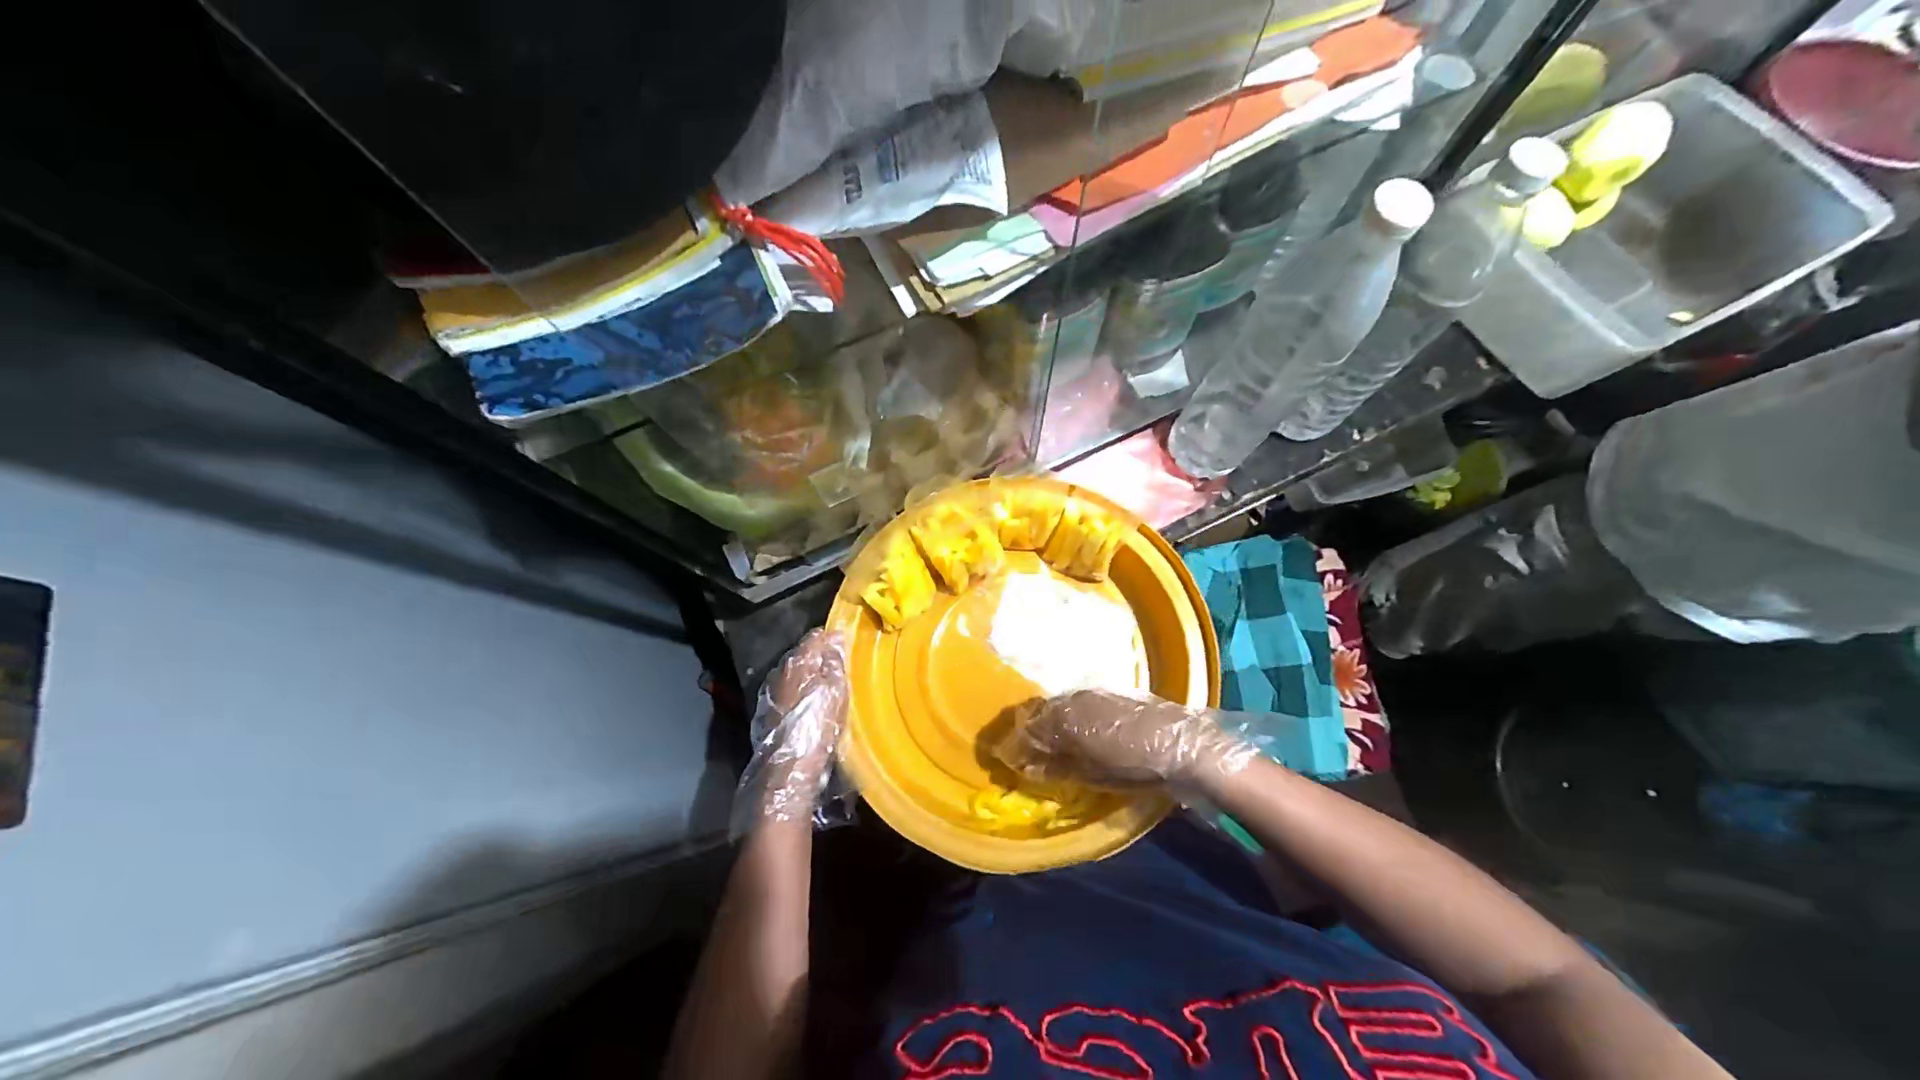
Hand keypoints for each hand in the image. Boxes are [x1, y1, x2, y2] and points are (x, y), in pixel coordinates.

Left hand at [738, 629, 849, 830]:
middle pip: (802, 655)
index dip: (832, 637)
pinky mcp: (766, 713)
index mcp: (798, 661)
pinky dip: (799, 693)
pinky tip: (810, 706)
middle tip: (841, 665)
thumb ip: (835, 663)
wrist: (786, 769)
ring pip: (793, 675)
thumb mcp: (835, 692)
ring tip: (828, 685)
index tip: (848, 643)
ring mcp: (769, 693)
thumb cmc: (816, 727)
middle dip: (819, 657)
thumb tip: (835, 640)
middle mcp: (779, 671)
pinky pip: (786, 693)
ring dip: (808, 676)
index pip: (815, 637)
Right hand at [995, 689, 1254, 789]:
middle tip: (1032, 753)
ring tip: (1057, 744)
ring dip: (1054, 723)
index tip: (1012, 760)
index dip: (1018, 745)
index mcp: (1064, 718)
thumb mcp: (1091, 774)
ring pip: (1062, 705)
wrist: (1186, 747)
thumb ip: (1056, 766)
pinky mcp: (1114, 694)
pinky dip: (1074, 717)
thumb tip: (1027, 764)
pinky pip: (1082, 703)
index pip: (1028, 728)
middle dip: (1033, 731)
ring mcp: (1095, 693)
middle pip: (1042, 712)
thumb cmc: (1135, 766)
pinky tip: (1083, 733)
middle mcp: (1074, 697)